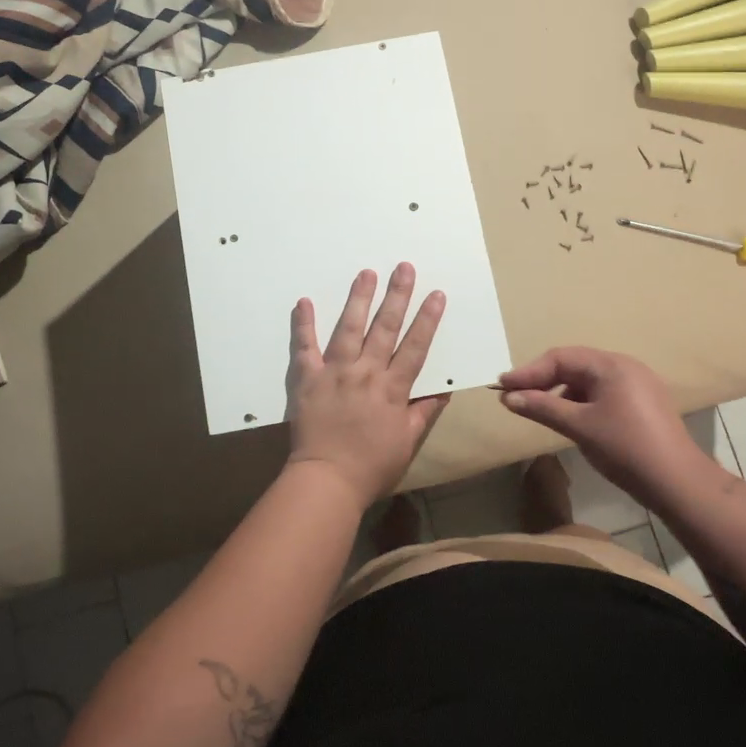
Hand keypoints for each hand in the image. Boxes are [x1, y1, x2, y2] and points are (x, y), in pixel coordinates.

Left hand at [284, 263, 448, 509]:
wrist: (328, 479)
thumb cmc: (372, 466)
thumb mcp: (407, 442)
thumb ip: (423, 413)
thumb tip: (442, 390)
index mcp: (393, 389)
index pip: (415, 347)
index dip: (427, 319)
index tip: (436, 294)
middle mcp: (366, 372)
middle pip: (385, 328)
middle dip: (397, 296)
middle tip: (404, 267)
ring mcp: (334, 372)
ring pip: (349, 328)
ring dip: (358, 299)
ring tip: (365, 273)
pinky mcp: (306, 378)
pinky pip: (304, 346)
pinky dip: (303, 324)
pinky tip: (303, 302)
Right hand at [498, 347, 702, 493]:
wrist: (678, 482)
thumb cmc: (625, 449)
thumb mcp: (579, 426)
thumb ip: (542, 407)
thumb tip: (508, 397)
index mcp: (611, 365)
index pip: (560, 358)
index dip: (528, 372)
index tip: (502, 386)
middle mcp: (626, 367)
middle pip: (574, 365)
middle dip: (543, 380)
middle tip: (516, 396)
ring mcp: (638, 385)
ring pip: (588, 381)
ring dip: (561, 392)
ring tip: (539, 410)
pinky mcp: (643, 404)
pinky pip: (603, 393)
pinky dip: (580, 402)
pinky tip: (570, 420)